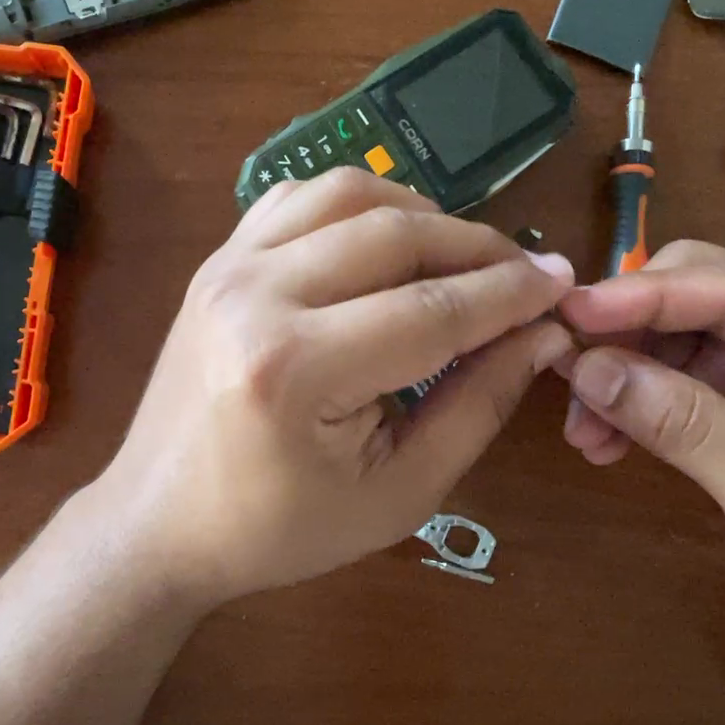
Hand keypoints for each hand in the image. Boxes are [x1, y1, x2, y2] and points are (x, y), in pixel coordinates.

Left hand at [95, 169, 574, 605]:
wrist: (160, 520)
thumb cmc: (279, 529)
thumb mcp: (396, 494)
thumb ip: (476, 407)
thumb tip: (541, 336)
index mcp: (297, 368)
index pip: (433, 310)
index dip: (510, 295)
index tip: (563, 284)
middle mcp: (256, 294)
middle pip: (395, 235)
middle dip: (477, 248)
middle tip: (525, 274)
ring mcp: (226, 266)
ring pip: (347, 194)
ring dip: (420, 214)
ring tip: (461, 256)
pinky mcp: (216, 261)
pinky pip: (296, 198)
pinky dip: (355, 204)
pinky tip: (384, 240)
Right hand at [558, 241, 724, 621]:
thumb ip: (688, 427)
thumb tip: (586, 369)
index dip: (643, 296)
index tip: (566, 313)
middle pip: (699, 289)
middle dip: (627, 332)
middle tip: (567, 379)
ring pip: (678, 324)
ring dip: (623, 369)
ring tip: (585, 431)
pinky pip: (680, 362)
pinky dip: (639, 393)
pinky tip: (608, 435)